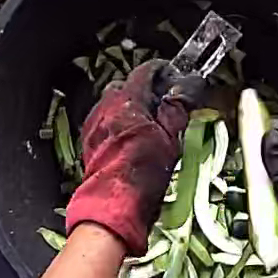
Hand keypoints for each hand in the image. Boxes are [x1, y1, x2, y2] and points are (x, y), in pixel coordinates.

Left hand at [65, 60, 202, 250]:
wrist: (114, 206)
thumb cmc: (143, 174)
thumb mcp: (169, 138)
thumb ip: (176, 109)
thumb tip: (187, 87)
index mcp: (127, 101)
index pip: (145, 71)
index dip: (163, 71)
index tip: (174, 76)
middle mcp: (105, 107)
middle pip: (127, 86)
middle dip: (145, 91)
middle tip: (165, 104)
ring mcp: (94, 124)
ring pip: (114, 104)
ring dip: (131, 108)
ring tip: (150, 124)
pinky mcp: (89, 141)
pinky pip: (107, 122)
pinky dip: (120, 124)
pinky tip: (133, 140)